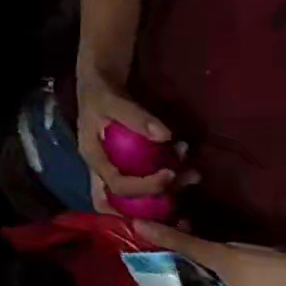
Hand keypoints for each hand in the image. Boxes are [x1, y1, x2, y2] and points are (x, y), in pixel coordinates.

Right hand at [75, 77, 192, 212]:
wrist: (102, 81)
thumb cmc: (100, 91)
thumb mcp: (110, 99)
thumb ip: (133, 115)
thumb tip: (165, 136)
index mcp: (93, 157)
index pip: (116, 185)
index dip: (144, 187)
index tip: (170, 174)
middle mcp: (104, 167)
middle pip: (123, 202)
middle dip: (156, 204)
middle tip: (183, 188)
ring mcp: (119, 166)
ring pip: (142, 194)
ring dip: (171, 189)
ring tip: (192, 172)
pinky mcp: (132, 163)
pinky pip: (151, 180)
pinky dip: (172, 178)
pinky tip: (186, 162)